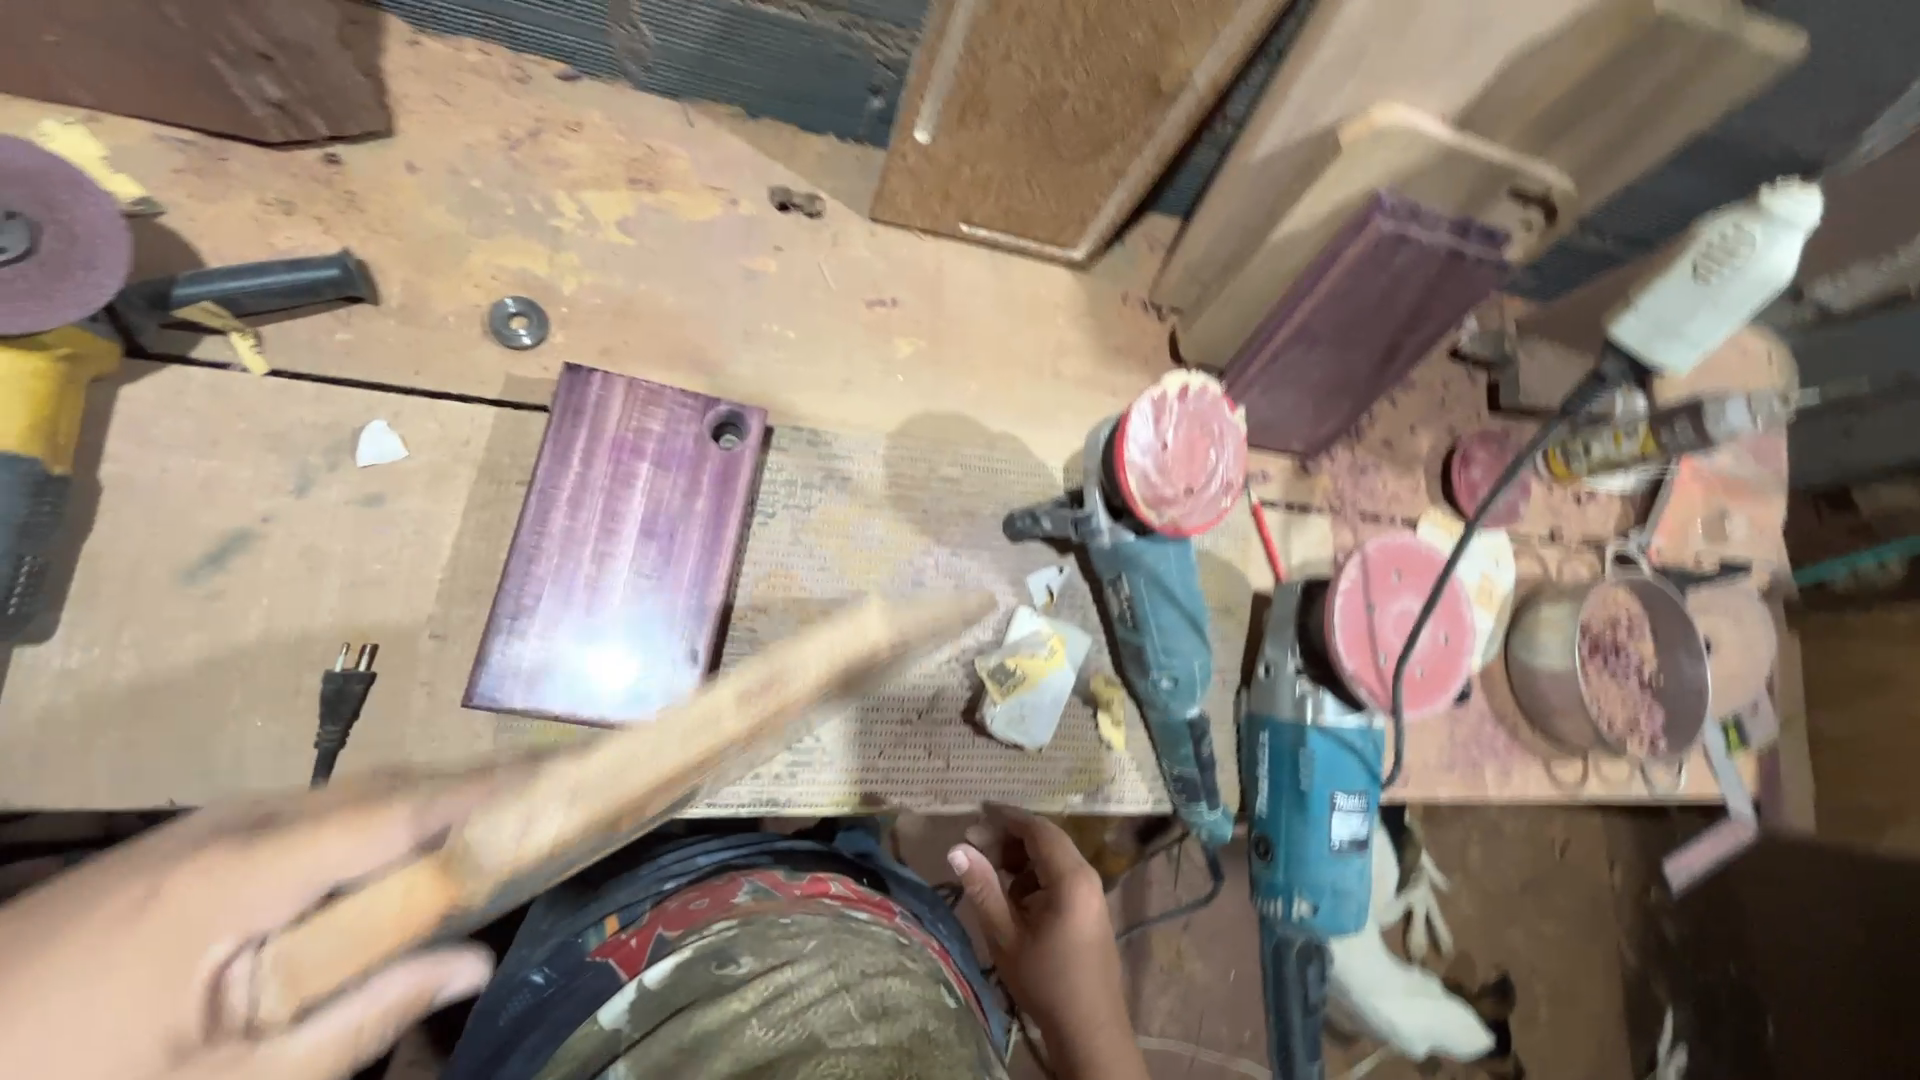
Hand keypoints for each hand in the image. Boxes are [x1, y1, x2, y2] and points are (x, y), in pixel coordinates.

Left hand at [0, 769, 512, 1079]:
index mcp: (244, 873)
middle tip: (558, 792)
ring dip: (433, 801)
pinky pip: (311, 815)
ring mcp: (202, 827)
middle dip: (478, 786)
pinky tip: (403, 849)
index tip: (571, 771)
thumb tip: (474, 961)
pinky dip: (381, 821)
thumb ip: (361, 1017)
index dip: (494, 788)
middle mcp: (233, 823)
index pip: (404, 809)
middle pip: (387, 787)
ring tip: (503, 814)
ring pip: (351, 795)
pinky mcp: (185, 845)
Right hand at [947, 806, 1146, 1078]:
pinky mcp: (1090, 908)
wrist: (1089, 1028)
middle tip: (976, 848)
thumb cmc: (1045, 980)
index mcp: (1070, 877)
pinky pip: (1060, 875)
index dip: (1006, 817)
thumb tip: (957, 848)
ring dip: (1022, 858)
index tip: (976, 814)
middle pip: (1047, 839)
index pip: (1038, 829)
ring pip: (1053, 857)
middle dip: (1010, 838)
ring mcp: (1092, 892)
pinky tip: (1014, 899)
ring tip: (991, 875)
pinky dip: (1035, 876)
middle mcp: (1087, 876)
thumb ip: (982, 887)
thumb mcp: (1005, 935)